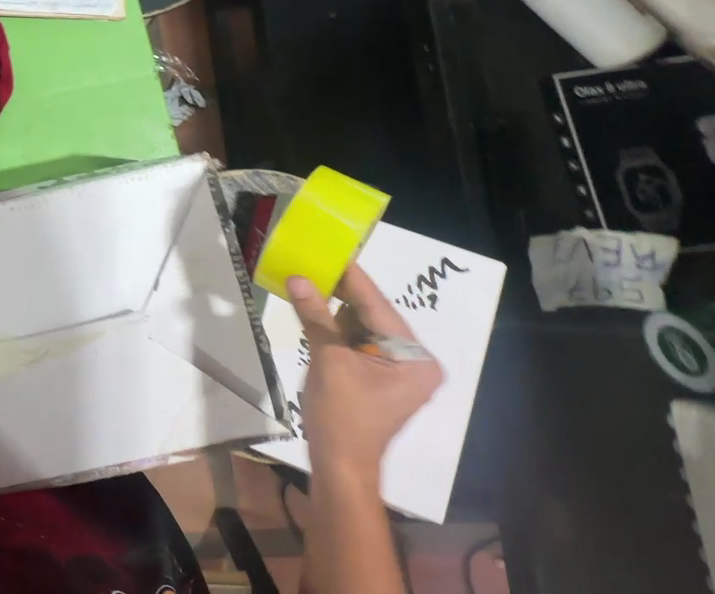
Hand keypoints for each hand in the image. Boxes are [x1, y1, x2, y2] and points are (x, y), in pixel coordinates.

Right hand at [287, 264, 442, 483]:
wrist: (340, 464)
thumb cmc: (342, 414)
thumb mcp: (328, 359)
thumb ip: (316, 316)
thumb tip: (299, 278)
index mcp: (415, 358)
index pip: (379, 307)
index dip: (352, 278)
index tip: (332, 251)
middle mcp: (415, 362)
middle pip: (374, 316)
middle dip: (343, 293)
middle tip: (314, 263)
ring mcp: (398, 372)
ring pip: (364, 328)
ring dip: (336, 309)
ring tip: (310, 281)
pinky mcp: (380, 379)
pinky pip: (359, 343)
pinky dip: (337, 328)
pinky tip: (315, 310)